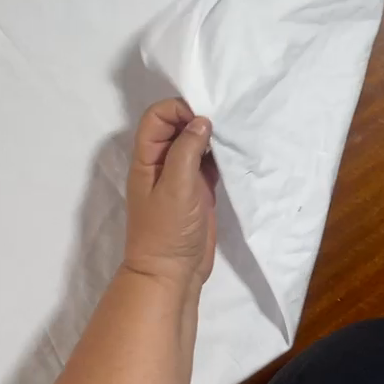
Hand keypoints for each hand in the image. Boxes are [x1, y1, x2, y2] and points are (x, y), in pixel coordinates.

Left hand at [123, 99, 218, 290]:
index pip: (157, 117)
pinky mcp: (199, 190)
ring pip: (195, 142)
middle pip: (177, 125)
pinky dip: (221, 155)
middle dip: (198, 118)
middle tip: (225, 123)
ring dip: (212, 136)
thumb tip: (202, 121)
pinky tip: (237, 153)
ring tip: (234, 134)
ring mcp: (182, 176)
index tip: (205, 117)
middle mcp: (163, 162)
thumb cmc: (167, 230)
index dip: (178, 110)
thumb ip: (186, 150)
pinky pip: (210, 162)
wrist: (172, 274)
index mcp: (147, 158)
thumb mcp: (175, 186)